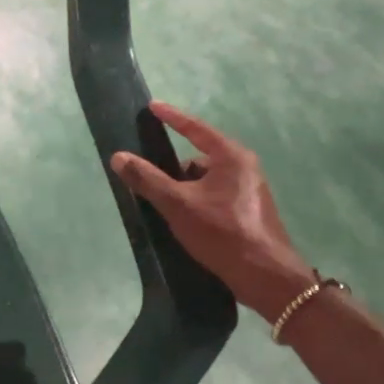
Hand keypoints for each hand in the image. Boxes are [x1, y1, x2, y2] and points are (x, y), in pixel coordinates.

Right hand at [110, 102, 315, 320]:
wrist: (265, 276)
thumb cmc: (222, 232)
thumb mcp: (177, 204)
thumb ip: (147, 179)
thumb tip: (118, 157)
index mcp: (231, 156)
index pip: (196, 128)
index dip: (172, 117)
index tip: (153, 107)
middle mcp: (245, 167)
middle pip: (199, 157)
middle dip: (174, 170)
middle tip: (152, 183)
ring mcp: (250, 190)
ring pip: (206, 180)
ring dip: (186, 190)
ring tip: (168, 211)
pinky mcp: (250, 211)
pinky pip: (216, 196)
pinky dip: (198, 202)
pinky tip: (187, 223)